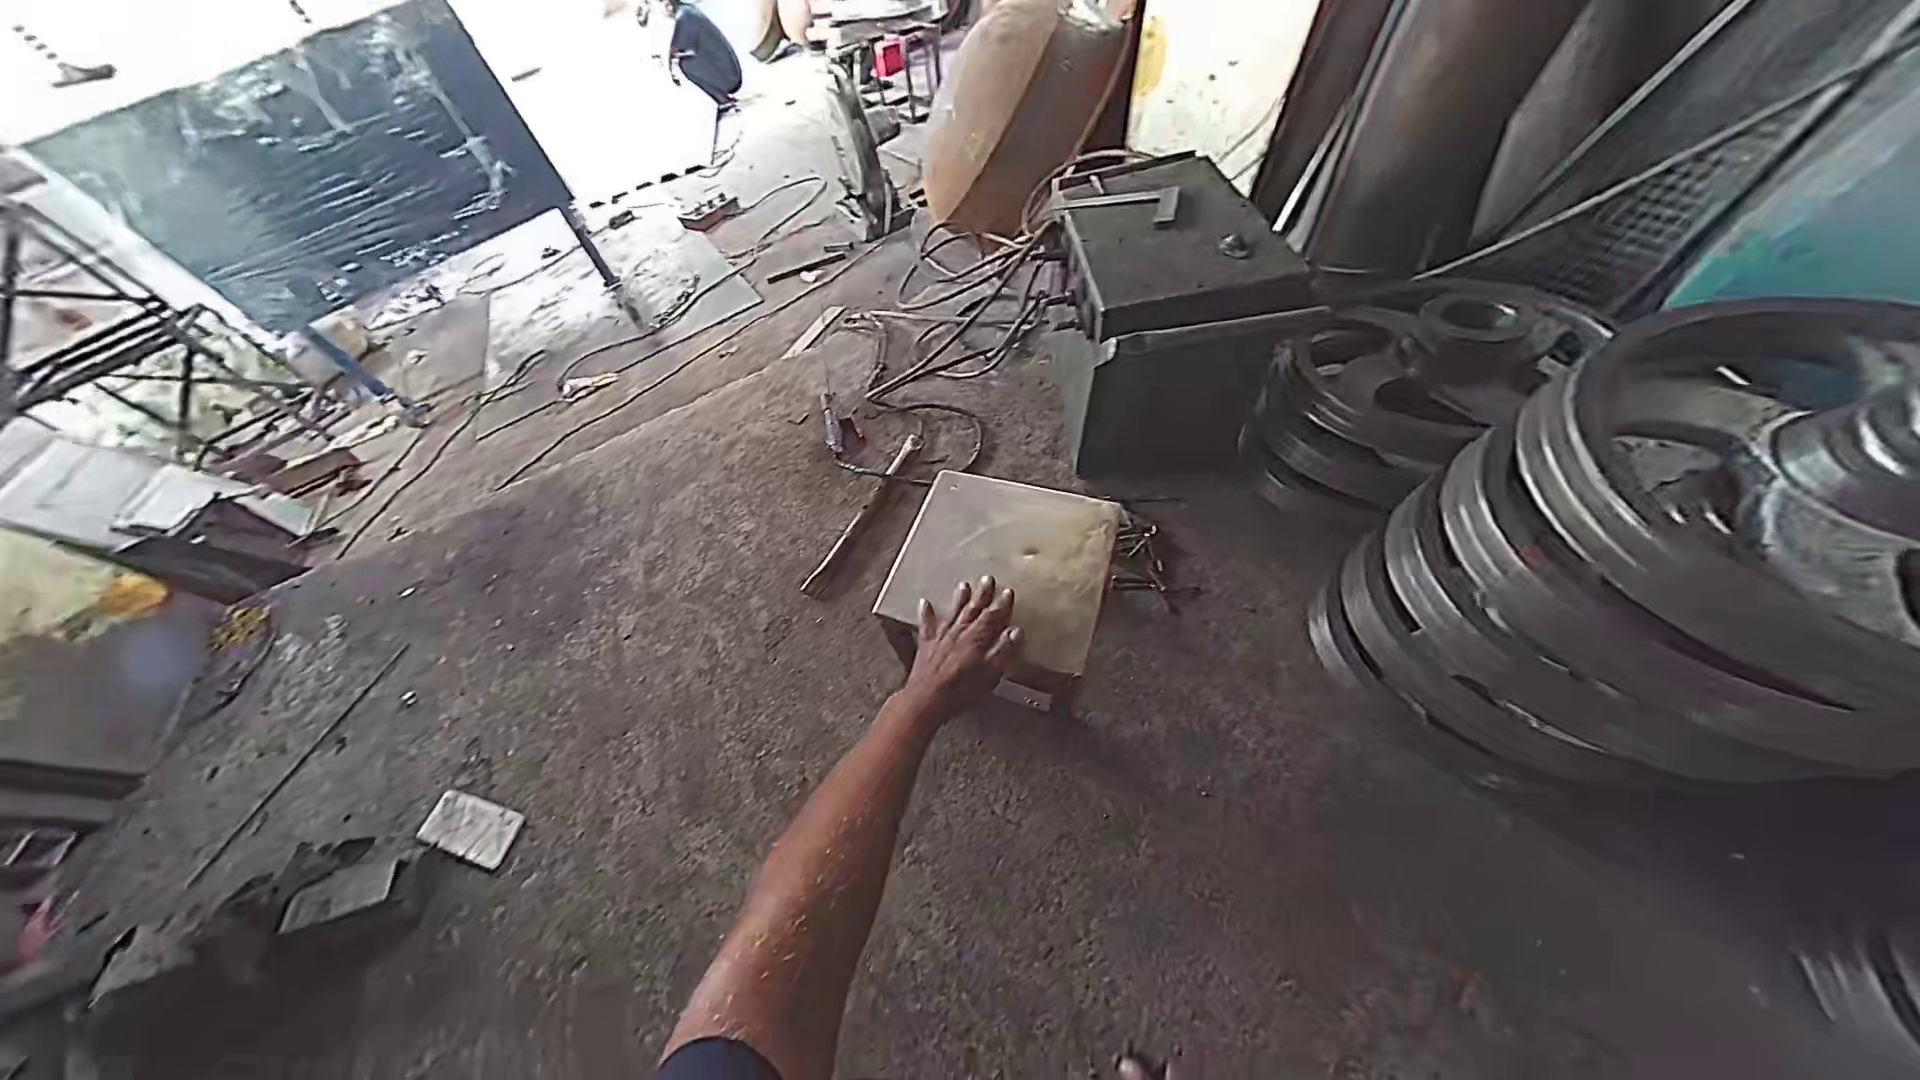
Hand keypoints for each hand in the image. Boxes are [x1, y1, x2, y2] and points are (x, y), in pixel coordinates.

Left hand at [901, 576, 1021, 722]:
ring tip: (964, 585)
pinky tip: (925, 602)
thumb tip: (1016, 632)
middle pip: (974, 608)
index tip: (1008, 592)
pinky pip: (927, 624)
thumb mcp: (990, 674)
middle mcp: (959, 632)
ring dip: (960, 598)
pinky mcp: (927, 644)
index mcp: (977, 639)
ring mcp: (942, 637)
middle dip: (983, 594)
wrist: (926, 698)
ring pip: (954, 612)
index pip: (993, 616)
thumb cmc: (960, 690)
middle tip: (988, 579)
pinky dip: (926, 612)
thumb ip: (1003, 651)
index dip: (1002, 604)